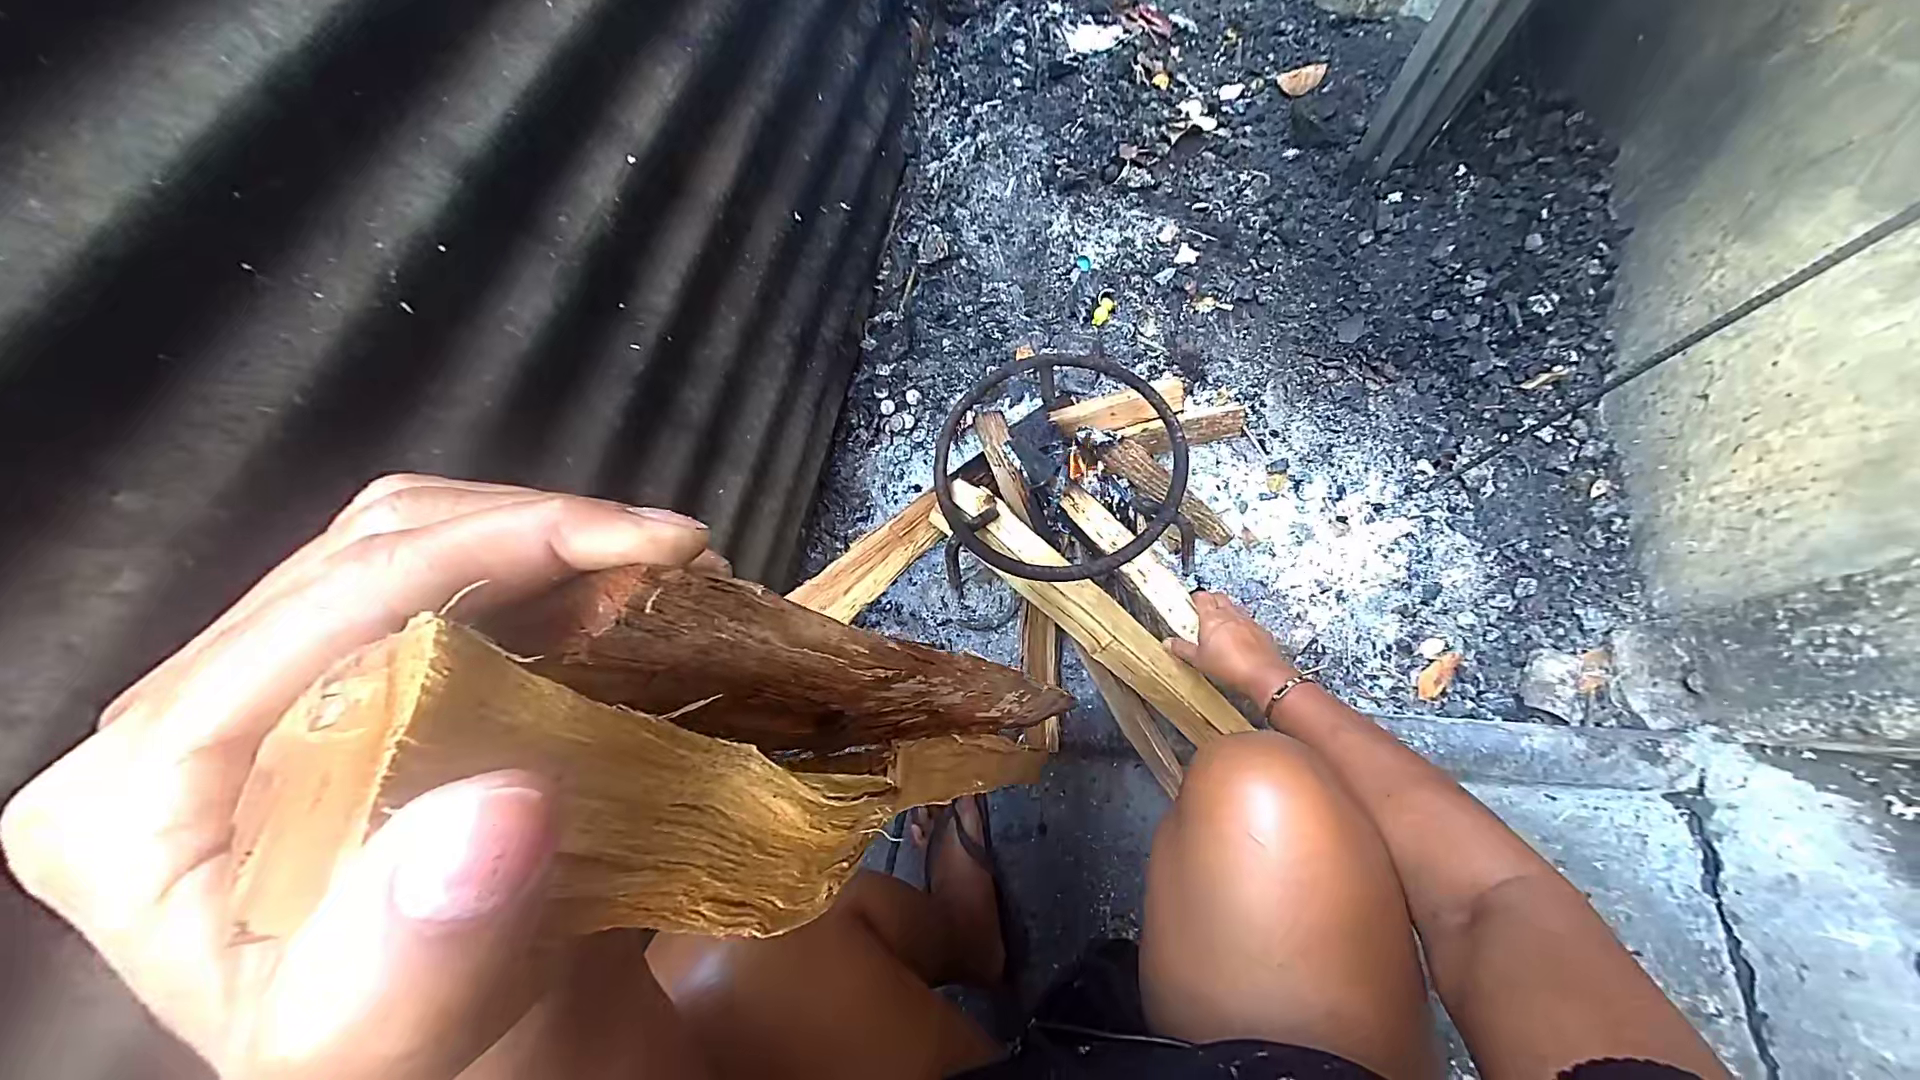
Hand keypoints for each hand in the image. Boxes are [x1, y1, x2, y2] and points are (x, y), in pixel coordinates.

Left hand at [1, 475, 720, 1078]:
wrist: (502, 1032)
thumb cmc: (445, 1045)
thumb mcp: (404, 1052)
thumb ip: (413, 971)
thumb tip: (502, 809)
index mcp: (160, 786)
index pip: (342, 600)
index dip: (514, 548)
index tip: (659, 550)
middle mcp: (225, 704)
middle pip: (392, 539)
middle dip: (559, 529)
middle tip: (680, 553)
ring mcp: (319, 672)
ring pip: (444, 531)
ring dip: (575, 537)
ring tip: (672, 564)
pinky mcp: (406, 665)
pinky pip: (488, 570)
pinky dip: (576, 561)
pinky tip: (639, 583)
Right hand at [1165, 591, 1299, 705]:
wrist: (1264, 676)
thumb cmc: (1229, 667)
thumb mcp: (1199, 660)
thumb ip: (1183, 649)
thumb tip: (1168, 643)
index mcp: (1212, 618)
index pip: (1202, 597)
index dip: (1196, 597)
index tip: (1191, 603)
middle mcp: (1231, 614)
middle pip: (1219, 597)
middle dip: (1211, 600)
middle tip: (1204, 611)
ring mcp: (1248, 621)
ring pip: (1235, 608)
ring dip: (1227, 611)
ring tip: (1220, 625)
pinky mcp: (1262, 632)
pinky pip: (1249, 622)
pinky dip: (1241, 625)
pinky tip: (1239, 640)